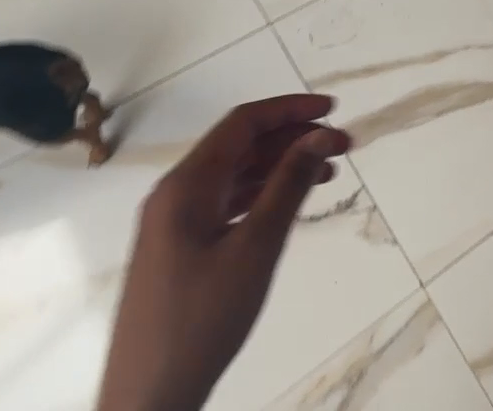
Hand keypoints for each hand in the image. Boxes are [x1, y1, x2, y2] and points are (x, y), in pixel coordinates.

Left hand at [96, 94, 350, 410]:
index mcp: (185, 186)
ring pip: (237, 174)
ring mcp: (175, 224)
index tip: (335, 110)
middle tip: (345, 146)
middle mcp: (176, 195)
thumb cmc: (202, 319)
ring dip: (282, 165)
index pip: (242, 124)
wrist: (147, 398)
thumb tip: (321, 135)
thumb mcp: (256, 248)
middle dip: (293, 138)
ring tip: (330, 172)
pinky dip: (265, 193)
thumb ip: (289, 185)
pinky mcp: (181, 248)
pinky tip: (295, 201)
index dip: (289, 110)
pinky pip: (229, 202)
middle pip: (240, 146)